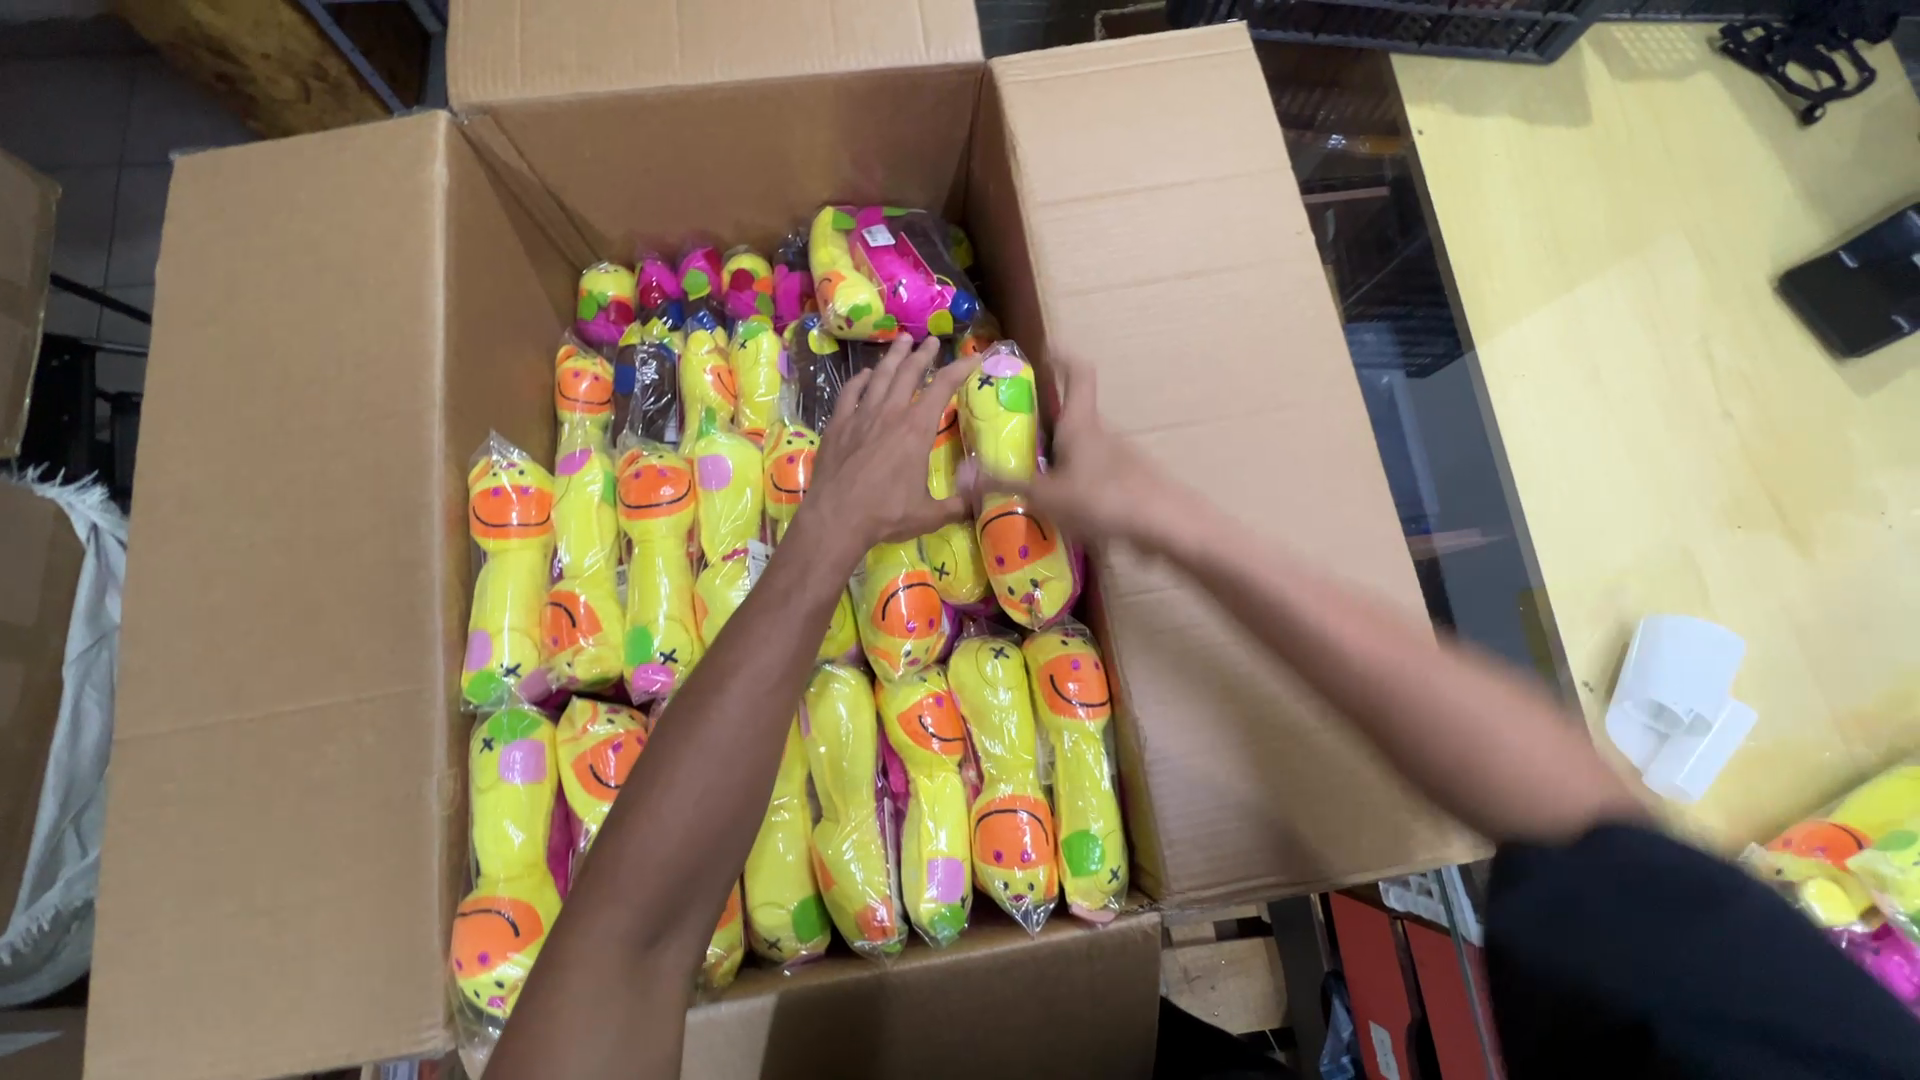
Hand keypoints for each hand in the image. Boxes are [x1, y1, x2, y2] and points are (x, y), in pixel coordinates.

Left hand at [801, 336, 980, 558]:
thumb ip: (957, 505)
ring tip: (902, 341)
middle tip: (932, 341)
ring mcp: (860, 416)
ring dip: (893, 357)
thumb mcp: (930, 515)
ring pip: (879, 376)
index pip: (942, 387)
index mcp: (916, 430)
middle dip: (923, 354)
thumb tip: (979, 502)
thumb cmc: (886, 515)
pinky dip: (859, 379)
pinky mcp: (837, 425)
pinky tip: (864, 375)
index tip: (972, 357)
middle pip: (908, 373)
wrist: (836, 518)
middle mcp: (889, 413)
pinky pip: (849, 392)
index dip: (959, 368)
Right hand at [975, 355, 1199, 553]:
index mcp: (1082, 423)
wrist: (1168, 528)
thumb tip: (960, 472)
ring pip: (1083, 449)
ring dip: (1060, 456)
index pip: (1077, 373)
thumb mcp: (1046, 495)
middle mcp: (1102, 433)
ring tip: (1030, 476)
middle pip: (1074, 416)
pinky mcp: (1129, 484)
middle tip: (1014, 431)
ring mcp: (1119, 459)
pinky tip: (1061, 511)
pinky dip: (1075, 483)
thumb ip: (1003, 483)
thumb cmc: (1105, 500)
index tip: (1043, 351)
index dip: (1061, 357)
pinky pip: (1094, 475)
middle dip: (1046, 421)